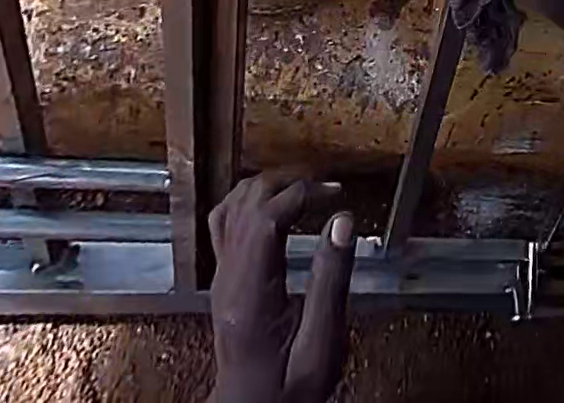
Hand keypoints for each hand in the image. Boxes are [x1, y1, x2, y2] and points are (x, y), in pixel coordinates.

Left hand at [208, 170, 354, 402]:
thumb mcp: (322, 343)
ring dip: (272, 184)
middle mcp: (228, 276)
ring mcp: (221, 274)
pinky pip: (226, 219)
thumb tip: (343, 219)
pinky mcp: (224, 275)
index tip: (336, 193)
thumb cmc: (291, 387)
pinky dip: (253, 199)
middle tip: (326, 187)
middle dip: (290, 181)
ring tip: (308, 188)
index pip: (264, 218)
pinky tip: (278, 202)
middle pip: (247, 201)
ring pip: (233, 203)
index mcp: (250, 292)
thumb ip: (331, 280)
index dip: (302, 193)